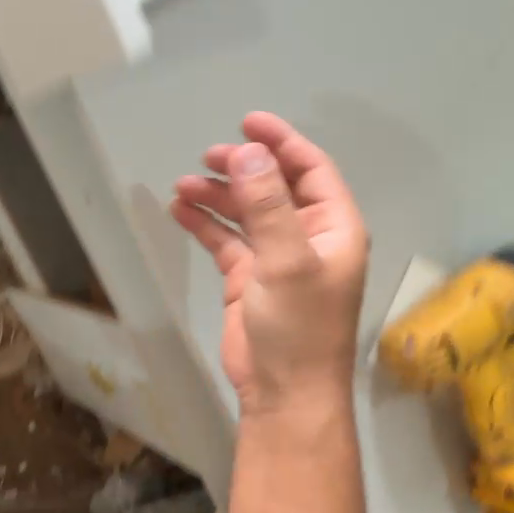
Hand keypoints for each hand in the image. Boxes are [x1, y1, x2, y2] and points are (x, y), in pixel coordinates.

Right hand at [168, 112, 368, 416]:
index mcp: (333, 228)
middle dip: (242, 169)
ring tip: (183, 185)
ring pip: (245, 213)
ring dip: (217, 197)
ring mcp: (275, 258)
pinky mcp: (247, 279)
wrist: (283, 391)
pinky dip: (205, 225)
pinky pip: (225, 241)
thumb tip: (247, 154)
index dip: (281, 142)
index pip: (310, 170)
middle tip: (206, 157)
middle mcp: (307, 237)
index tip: (247, 121)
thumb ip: (267, 206)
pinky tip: (180, 211)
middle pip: (273, 188)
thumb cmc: (299, 327)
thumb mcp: (286, 262)